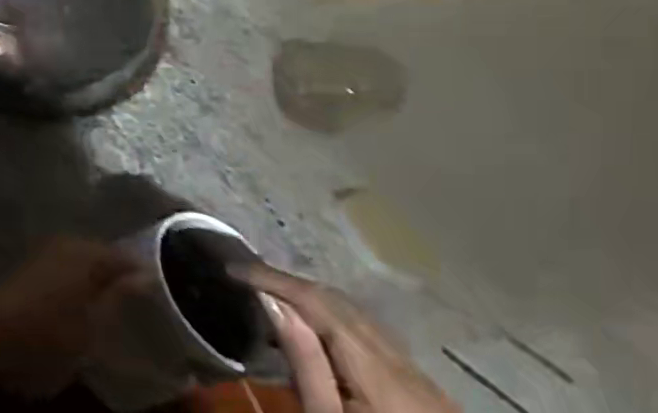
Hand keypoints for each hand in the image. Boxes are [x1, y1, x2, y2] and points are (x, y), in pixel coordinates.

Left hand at [0, 237, 141, 398]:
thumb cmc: (51, 328)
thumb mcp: (96, 321)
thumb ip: (120, 294)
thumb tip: (146, 275)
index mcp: (85, 252)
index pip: (125, 256)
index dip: (145, 273)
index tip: (166, 295)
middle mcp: (66, 243)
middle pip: (104, 256)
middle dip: (123, 275)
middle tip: (146, 303)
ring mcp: (47, 252)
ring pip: (86, 261)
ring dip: (102, 279)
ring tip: (122, 307)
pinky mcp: (35, 266)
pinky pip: (70, 268)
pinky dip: (83, 282)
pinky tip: (92, 304)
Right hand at [233, 263, 457, 412]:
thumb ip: (304, 362)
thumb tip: (271, 300)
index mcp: (378, 373)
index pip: (320, 304)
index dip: (274, 279)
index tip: (232, 269)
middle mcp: (403, 364)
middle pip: (342, 304)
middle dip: (291, 284)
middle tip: (245, 277)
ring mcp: (420, 376)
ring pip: (359, 316)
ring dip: (313, 298)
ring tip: (271, 295)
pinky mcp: (425, 388)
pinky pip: (372, 335)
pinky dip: (335, 318)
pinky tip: (313, 328)